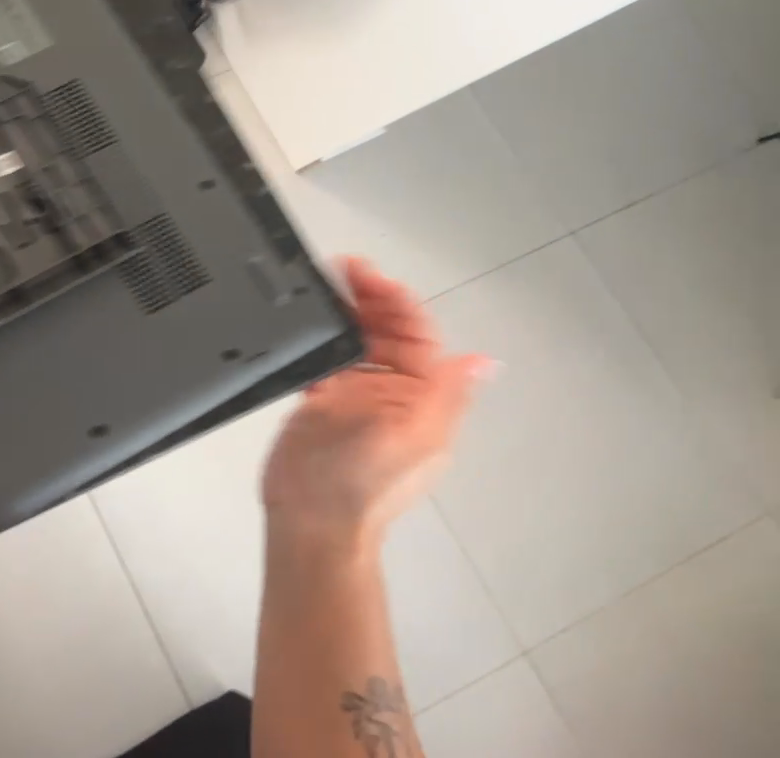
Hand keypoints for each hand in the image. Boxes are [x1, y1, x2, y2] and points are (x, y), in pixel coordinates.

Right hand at [262, 259, 491, 558]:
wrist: (312, 516)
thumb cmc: (365, 479)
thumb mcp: (413, 437)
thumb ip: (442, 395)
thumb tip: (482, 360)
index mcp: (422, 397)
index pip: (415, 336)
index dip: (396, 302)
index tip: (368, 275)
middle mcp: (390, 390)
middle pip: (383, 332)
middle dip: (368, 298)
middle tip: (339, 268)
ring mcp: (352, 395)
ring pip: (352, 341)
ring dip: (341, 311)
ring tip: (318, 283)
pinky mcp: (317, 400)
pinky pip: (321, 359)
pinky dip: (314, 339)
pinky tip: (302, 321)